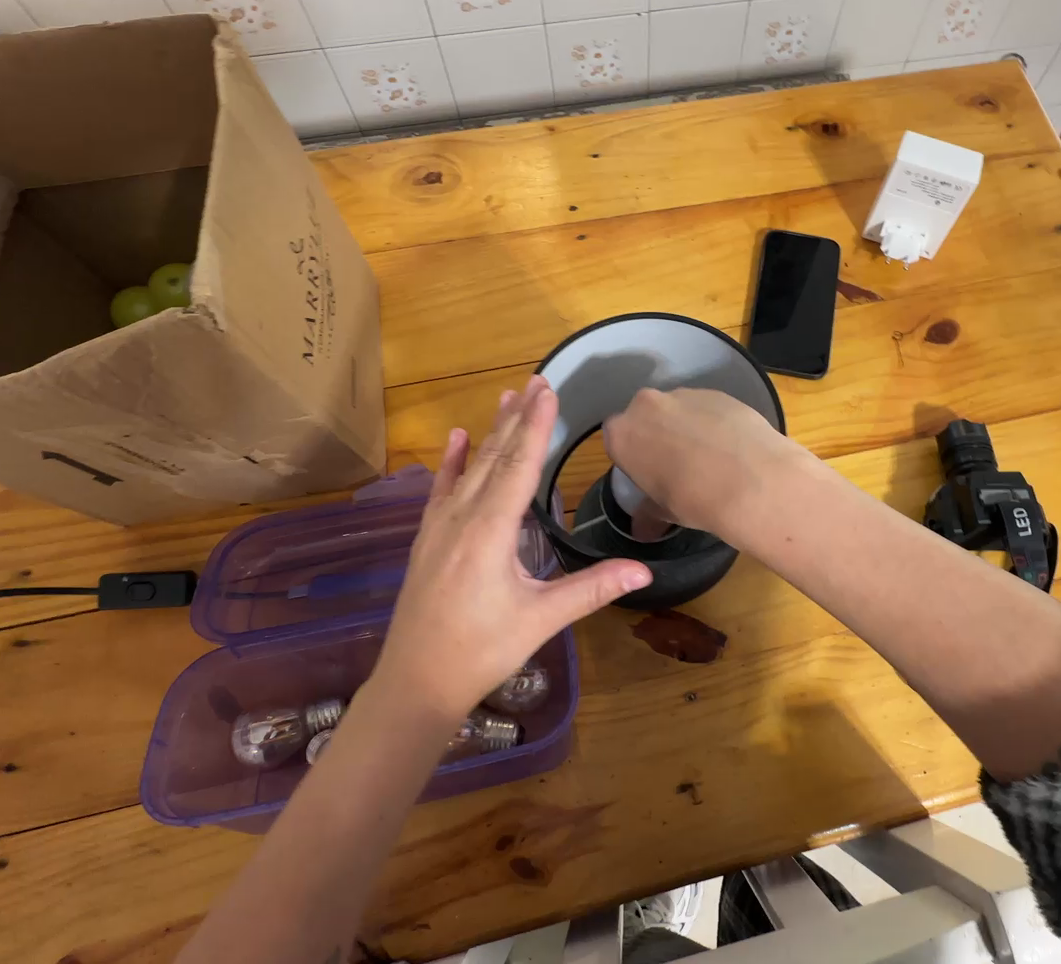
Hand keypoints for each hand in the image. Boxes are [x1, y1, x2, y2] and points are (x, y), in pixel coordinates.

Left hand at [375, 375, 651, 717]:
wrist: (415, 682)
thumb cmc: (481, 652)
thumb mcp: (541, 620)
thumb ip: (591, 589)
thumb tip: (645, 572)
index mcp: (490, 531)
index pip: (519, 465)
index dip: (536, 425)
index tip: (548, 389)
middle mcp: (462, 517)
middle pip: (494, 457)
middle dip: (517, 417)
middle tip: (536, 379)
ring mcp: (440, 526)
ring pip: (469, 468)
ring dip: (490, 432)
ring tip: (506, 396)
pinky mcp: (428, 540)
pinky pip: (442, 489)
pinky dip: (452, 461)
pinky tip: (456, 439)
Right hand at [601, 388, 813, 538]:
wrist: (751, 480)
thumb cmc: (694, 499)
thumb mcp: (664, 512)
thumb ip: (647, 514)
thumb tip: (642, 529)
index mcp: (622, 433)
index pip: (617, 438)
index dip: (633, 455)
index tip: (649, 471)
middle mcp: (647, 405)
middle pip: (646, 417)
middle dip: (659, 435)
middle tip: (679, 463)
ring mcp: (684, 394)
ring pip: (678, 409)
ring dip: (687, 426)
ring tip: (711, 456)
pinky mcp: (717, 392)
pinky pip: (707, 407)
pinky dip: (714, 422)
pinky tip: (731, 445)